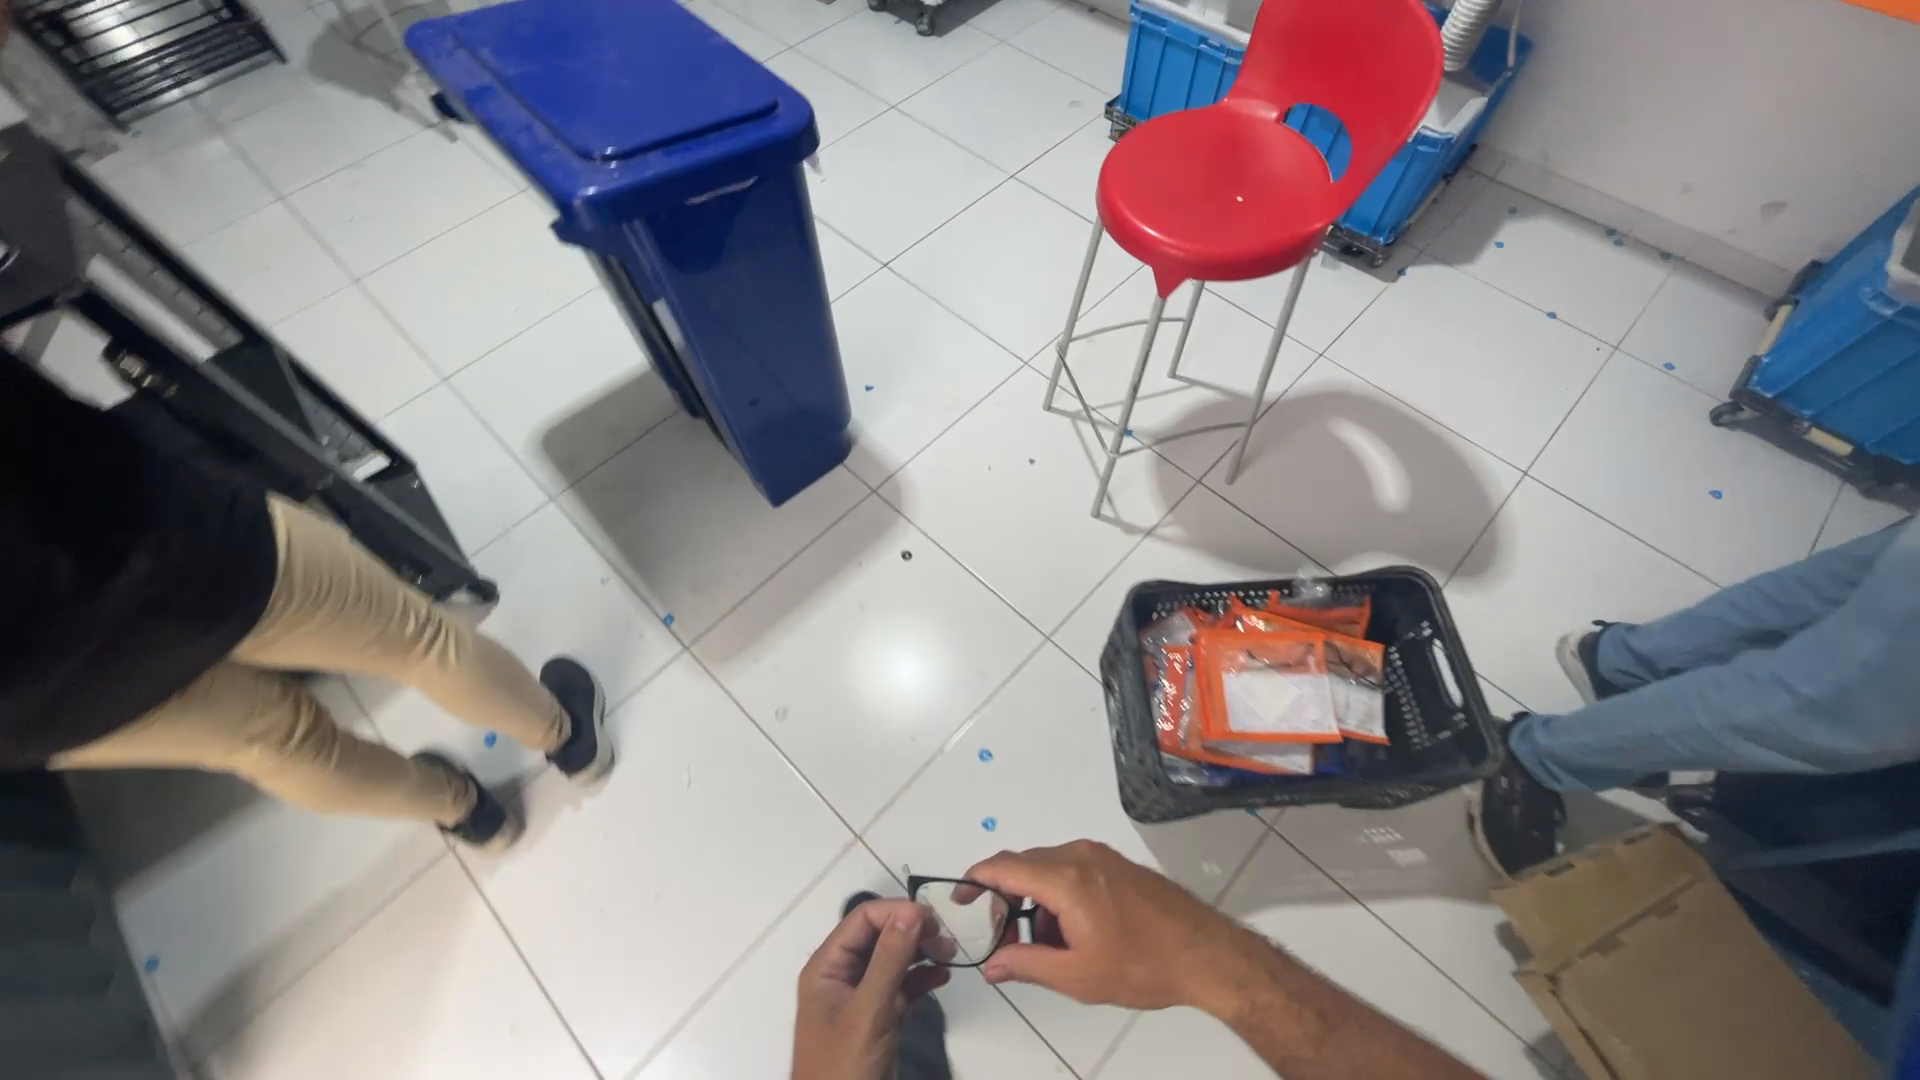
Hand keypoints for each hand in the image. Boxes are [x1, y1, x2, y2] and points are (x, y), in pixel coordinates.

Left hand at [792, 899, 950, 1079]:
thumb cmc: (844, 1065)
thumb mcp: (868, 1010)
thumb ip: (889, 959)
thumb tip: (912, 910)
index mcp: (827, 965)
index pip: (863, 919)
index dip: (896, 912)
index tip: (932, 919)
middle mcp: (842, 974)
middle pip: (879, 935)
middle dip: (912, 931)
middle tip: (946, 937)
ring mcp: (860, 996)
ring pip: (893, 958)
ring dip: (921, 952)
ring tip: (950, 953)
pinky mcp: (877, 1017)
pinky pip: (901, 985)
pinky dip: (921, 978)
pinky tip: (942, 976)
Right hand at [963, 840, 1251, 1011]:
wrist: (1204, 952)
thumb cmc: (1140, 965)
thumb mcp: (1077, 976)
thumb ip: (1027, 964)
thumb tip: (991, 964)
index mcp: (1065, 878)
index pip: (1004, 866)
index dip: (975, 879)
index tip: (959, 899)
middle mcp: (1077, 854)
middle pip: (1023, 864)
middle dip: (1005, 897)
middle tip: (1002, 937)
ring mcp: (1097, 854)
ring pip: (1046, 866)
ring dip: (1033, 897)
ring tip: (1044, 943)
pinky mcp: (1112, 861)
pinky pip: (1068, 867)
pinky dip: (1056, 892)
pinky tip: (1070, 929)